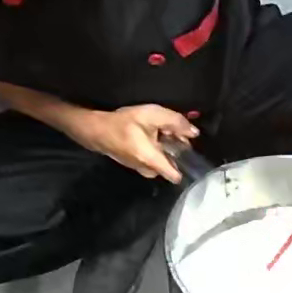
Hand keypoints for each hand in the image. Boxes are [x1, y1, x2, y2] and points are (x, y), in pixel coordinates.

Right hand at [71, 104, 197, 182]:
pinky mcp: (135, 164)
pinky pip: (153, 159)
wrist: (97, 130)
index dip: (186, 164)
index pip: (177, 176)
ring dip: (165, 148)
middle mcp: (148, 171)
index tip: (187, 149)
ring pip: (162, 161)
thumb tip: (194, 133)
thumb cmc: (124, 123)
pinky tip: (149, 135)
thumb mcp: (152, 115)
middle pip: (172, 164)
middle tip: (170, 133)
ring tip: (159, 132)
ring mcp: (140, 169)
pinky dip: (155, 149)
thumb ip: (176, 123)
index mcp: (153, 162)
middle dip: (175, 150)